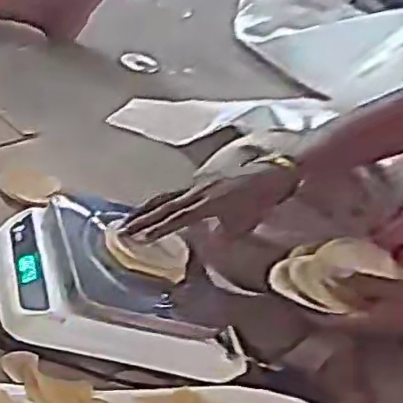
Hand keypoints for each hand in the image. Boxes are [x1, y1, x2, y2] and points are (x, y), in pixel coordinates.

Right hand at [125, 165, 300, 246]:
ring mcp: (198, 184)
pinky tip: (152, 209)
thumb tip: (210, 238)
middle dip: (140, 220)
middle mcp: (198, 192)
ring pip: (165, 199)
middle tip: (120, 231)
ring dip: (144, 211)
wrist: (282, 165)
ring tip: (127, 220)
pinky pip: (176, 194)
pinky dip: (160, 204)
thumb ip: (225, 231)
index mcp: (208, 202)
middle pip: (163, 207)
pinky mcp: (201, 180)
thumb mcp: (247, 219)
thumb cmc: (265, 194)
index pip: (176, 218)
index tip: (138, 238)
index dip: (157, 229)